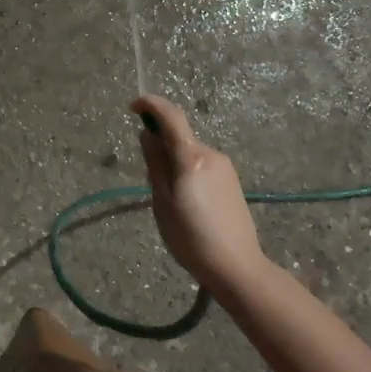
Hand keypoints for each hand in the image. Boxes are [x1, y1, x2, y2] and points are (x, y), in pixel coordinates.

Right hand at [132, 95, 267, 295]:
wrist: (237, 267)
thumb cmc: (191, 238)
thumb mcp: (162, 202)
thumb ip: (155, 164)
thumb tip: (147, 134)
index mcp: (192, 158)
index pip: (171, 117)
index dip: (151, 105)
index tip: (133, 106)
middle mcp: (212, 155)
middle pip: (180, 137)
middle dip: (160, 146)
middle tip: (149, 181)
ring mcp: (225, 168)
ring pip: (190, 153)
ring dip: (174, 162)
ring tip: (169, 201)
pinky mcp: (232, 181)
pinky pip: (202, 165)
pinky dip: (187, 172)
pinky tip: (188, 204)